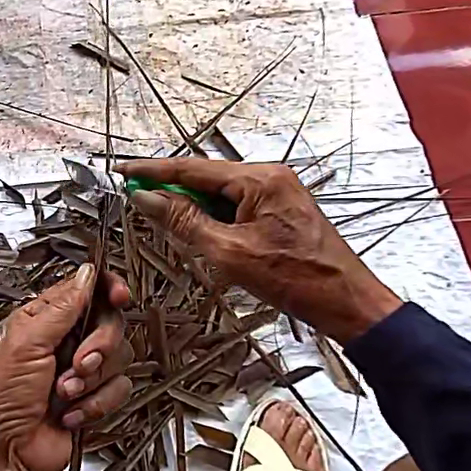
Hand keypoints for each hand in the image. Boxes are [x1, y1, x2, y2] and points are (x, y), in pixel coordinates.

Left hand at [0, 263, 134, 470]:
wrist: (8, 456)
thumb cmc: (2, 399)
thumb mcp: (26, 344)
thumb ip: (61, 308)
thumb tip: (87, 273)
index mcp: (43, 319)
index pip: (85, 290)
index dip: (106, 290)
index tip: (119, 297)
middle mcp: (64, 340)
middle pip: (110, 323)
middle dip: (98, 345)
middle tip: (79, 364)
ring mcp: (80, 370)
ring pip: (118, 358)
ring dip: (92, 381)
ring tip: (63, 394)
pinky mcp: (94, 398)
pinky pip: (119, 389)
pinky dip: (95, 404)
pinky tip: (70, 414)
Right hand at [115, 157, 401, 342]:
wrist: (346, 302)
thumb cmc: (298, 278)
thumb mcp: (228, 252)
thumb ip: (183, 221)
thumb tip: (148, 198)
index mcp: (260, 179)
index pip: (191, 169)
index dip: (152, 170)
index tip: (125, 170)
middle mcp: (269, 177)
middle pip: (204, 178)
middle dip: (169, 190)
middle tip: (136, 198)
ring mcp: (275, 192)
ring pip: (217, 194)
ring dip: (191, 208)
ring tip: (166, 223)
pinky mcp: (277, 209)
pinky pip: (233, 205)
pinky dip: (211, 217)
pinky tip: (198, 233)